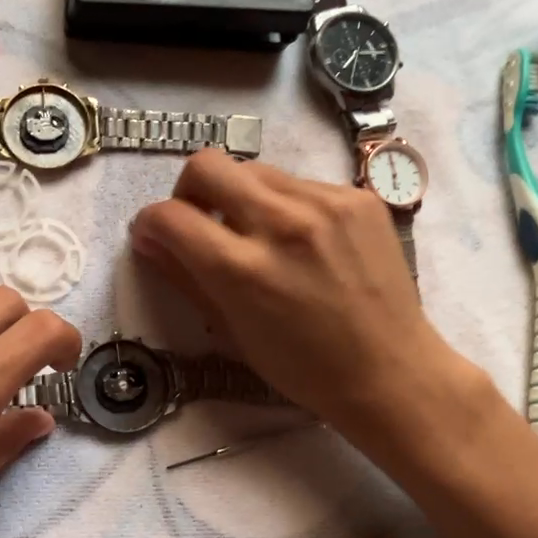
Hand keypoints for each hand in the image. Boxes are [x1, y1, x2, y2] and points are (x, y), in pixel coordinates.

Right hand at [129, 150, 480, 442]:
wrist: (390, 371)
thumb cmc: (300, 367)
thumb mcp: (229, 330)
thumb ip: (183, 276)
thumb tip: (147, 239)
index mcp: (242, 269)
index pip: (170, 215)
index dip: (149, 223)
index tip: (153, 235)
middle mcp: (281, 223)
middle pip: (207, 166)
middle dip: (188, 190)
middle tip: (198, 221)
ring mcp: (325, 204)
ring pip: (254, 170)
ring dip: (238, 197)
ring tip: (254, 235)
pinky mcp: (357, 196)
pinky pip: (298, 183)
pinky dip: (283, 205)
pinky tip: (300, 241)